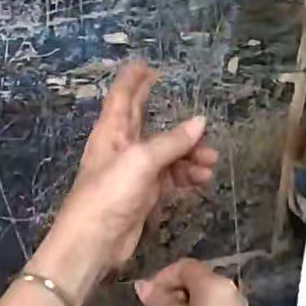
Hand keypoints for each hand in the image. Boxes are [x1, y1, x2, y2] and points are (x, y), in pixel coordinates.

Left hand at [35, 62, 217, 298]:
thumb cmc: (110, 193)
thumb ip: (171, 142)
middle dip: (167, 113)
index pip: (122, 97)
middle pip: (145, 120)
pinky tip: (203, 178)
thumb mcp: (141, 161)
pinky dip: (186, 175)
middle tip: (194, 109)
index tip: (145, 64)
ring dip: (188, 153)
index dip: (132, 79)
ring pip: (165, 152)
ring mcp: (133, 171)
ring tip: (211, 161)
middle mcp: (121, 146)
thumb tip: (200, 122)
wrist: (94, 241)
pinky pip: (169, 176)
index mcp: (111, 131)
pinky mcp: (143, 194)